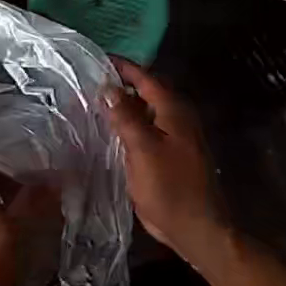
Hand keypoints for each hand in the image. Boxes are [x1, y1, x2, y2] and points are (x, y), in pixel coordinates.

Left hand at [0, 162, 52, 285]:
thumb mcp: (10, 230)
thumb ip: (34, 196)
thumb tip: (58, 170)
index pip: (2, 154)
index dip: (32, 153)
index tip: (62, 152)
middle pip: (4, 174)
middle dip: (34, 174)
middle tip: (68, 172)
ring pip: (5, 195)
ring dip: (30, 194)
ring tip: (63, 191)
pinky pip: (3, 214)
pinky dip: (22, 212)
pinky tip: (46, 216)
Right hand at [107, 60, 223, 258]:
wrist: (196, 227)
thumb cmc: (170, 188)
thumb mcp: (143, 150)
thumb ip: (126, 117)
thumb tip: (108, 87)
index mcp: (174, 110)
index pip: (146, 78)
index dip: (123, 67)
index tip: (97, 59)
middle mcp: (177, 117)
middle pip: (147, 92)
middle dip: (121, 86)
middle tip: (88, 83)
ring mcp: (176, 136)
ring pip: (147, 112)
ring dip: (124, 107)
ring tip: (92, 105)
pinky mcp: (171, 154)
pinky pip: (148, 130)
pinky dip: (130, 127)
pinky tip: (110, 134)